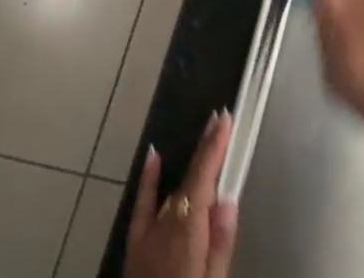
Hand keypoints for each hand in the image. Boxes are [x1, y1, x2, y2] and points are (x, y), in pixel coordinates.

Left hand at [125, 110, 238, 277]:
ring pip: (173, 193)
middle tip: (220, 118)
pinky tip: (153, 155)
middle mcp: (165, 227)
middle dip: (207, 150)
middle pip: (190, 181)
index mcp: (187, 233)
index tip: (223, 118)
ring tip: (207, 135)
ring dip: (190, 164)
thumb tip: (227, 201)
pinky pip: (142, 206)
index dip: (213, 147)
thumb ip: (220, 244)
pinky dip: (149, 180)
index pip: (202, 179)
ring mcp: (147, 235)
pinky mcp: (136, 245)